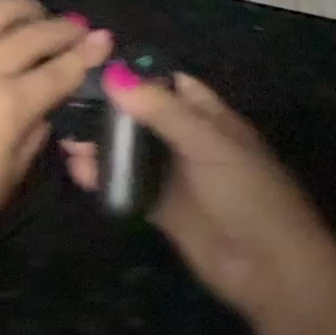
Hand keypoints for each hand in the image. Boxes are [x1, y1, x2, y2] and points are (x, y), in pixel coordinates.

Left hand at [0, 0, 112, 270]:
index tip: (104, 39)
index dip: (87, 54)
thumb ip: (37, 126)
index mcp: (10, 106)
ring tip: (34, 12)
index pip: (59, 70)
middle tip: (77, 27)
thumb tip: (49, 95)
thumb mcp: (13, 173)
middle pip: (32, 34)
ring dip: (21, 5)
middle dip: (63, 27)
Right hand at [62, 69, 335, 320]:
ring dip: (103, 145)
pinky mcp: (164, 210)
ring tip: (66, 139)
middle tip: (67, 103)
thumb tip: (113, 75)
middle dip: (110, 111)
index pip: (170, 83)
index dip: (137, 74)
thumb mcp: (206, 142)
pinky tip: (79, 172)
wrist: (270, 268)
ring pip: (133, 152)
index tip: (95, 66)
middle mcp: (190, 141)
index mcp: (209, 116)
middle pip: (144, 117)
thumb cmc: (246, 191)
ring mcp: (176, 177)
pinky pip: (130, 186)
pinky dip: (105, 179)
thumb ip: (161, 110)